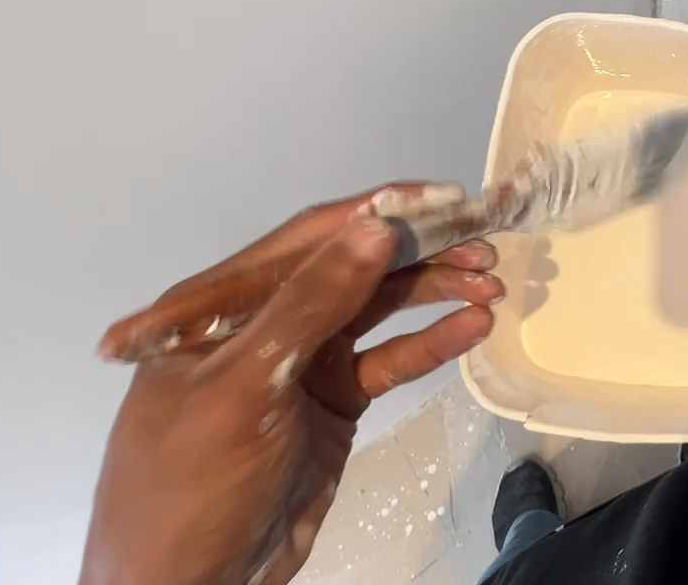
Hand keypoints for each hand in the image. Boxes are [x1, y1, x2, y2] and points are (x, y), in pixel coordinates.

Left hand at [80, 183, 503, 584]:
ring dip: (439, 291)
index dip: (382, 210)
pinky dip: (434, 340)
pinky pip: (394, 357)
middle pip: (359, 267)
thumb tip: (377, 226)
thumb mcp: (246, 389)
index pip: (314, 236)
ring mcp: (307, 359)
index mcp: (226, 305)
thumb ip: (311, 304)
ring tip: (493, 286)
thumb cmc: (194, 488)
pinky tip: (473, 327)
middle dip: (424, 252)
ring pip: (384, 306)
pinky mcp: (338, 395)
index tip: (446, 200)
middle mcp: (270, 319)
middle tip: (485, 245)